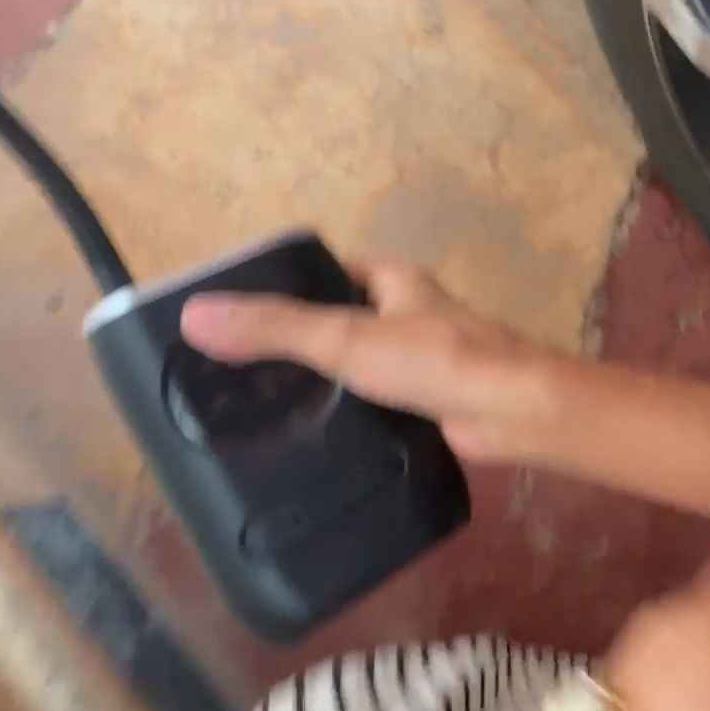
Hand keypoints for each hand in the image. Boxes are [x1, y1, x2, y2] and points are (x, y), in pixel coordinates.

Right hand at [179, 262, 567, 461]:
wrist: (514, 410)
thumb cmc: (438, 360)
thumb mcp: (349, 338)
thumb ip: (278, 328)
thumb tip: (195, 313)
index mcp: (399, 283)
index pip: (334, 273)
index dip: (289, 287)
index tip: (236, 317)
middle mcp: (413, 313)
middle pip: (344, 319)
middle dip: (299, 341)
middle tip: (234, 374)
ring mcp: (425, 358)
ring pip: (360, 364)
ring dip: (322, 381)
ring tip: (257, 411)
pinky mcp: (431, 399)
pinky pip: (378, 400)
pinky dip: (348, 412)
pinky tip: (311, 438)